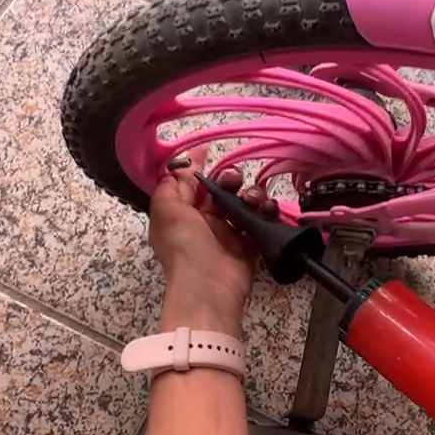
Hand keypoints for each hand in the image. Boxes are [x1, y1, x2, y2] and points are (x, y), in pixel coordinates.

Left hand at [148, 150, 267, 334]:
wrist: (210, 287)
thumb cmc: (185, 247)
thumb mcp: (168, 210)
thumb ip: (172, 184)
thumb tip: (181, 165)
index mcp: (181, 213)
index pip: (191, 183)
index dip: (198, 164)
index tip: (208, 147)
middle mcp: (204, 222)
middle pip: (222, 190)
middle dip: (230, 178)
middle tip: (234, 180)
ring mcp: (229, 233)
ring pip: (244, 202)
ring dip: (251, 194)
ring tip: (253, 200)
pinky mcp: (250, 244)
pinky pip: (262, 221)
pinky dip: (267, 212)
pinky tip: (267, 209)